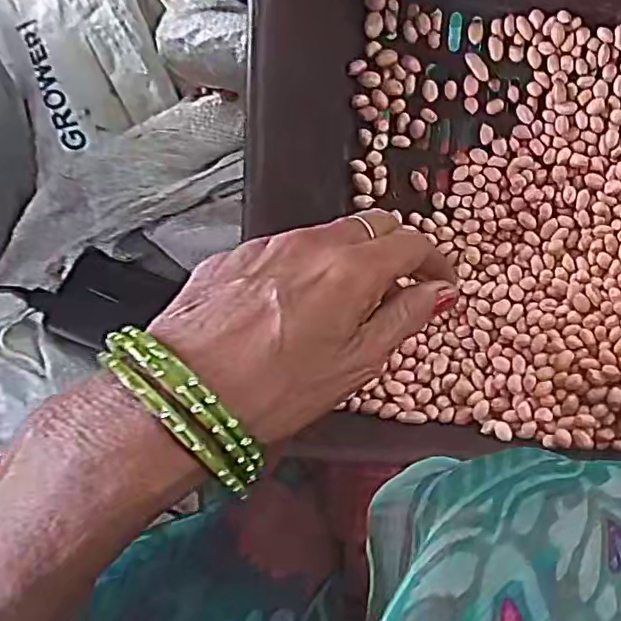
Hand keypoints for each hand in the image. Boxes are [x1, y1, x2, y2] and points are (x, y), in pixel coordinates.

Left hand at [147, 210, 456, 444]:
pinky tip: (298, 304)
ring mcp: (269, 244)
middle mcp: (311, 243)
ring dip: (353, 256)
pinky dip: (310, 264)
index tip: (440, 281)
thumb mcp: (356, 363)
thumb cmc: (271, 390)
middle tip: (401, 287)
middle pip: (374, 224)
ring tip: (347, 303)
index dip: (436, 261)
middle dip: (398, 249)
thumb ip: (405, 317)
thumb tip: (438, 292)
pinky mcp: (236, 254)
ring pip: (330, 233)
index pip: (412, 242)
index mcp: (350, 269)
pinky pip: (289, 246)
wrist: (180, 397)